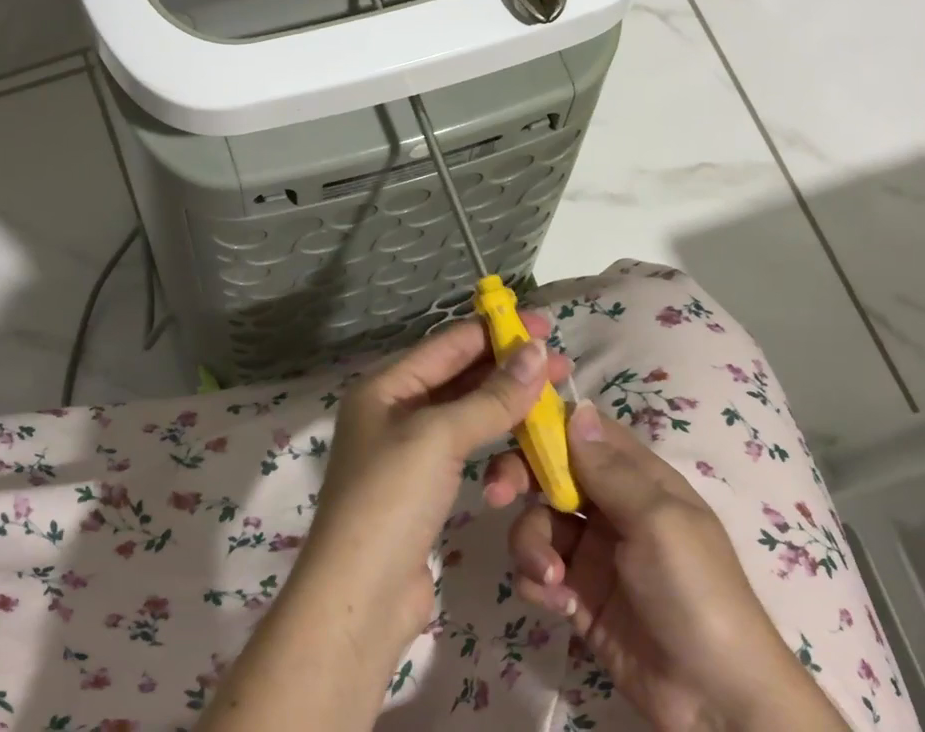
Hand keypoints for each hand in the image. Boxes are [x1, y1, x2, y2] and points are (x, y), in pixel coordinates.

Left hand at [198, 320, 572, 731]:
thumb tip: (536, 351)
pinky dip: (495, 446)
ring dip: (507, 410)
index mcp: (385, 386)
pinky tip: (525, 450)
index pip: (448, 344)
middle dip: (510, 371)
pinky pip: (467, 451)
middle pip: (460, 377)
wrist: (361, 594)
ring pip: (468, 416)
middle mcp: (394, 411)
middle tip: (563, 370)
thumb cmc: (391, 499)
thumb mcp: (439, 436)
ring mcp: (409, 453)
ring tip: (554, 411)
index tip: (546, 329)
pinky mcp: (426, 489)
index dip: (496, 332)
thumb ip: (490, 395)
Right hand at [484, 401, 848, 731]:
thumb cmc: (696, 593)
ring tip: (551, 580)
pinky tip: (561, 606)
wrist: (714, 699)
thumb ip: (610, 469)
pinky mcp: (576, 595)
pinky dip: (538, 583)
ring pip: (536, 523)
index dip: (546, 425)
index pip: (583, 433)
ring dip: (531, 545)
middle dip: (519, 480)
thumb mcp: (658, 522)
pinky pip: (536, 571)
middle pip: (548, 473)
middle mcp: (611, 508)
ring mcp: (592, 553)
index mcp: (640, 480)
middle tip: (496, 496)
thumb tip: (576, 406)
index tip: (508, 428)